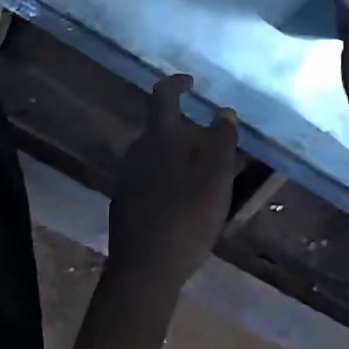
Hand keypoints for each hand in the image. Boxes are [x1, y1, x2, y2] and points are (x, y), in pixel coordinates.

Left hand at [108, 74, 238, 286]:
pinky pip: (150, 174)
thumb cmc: (186, 214)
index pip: (163, 94)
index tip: (191, 83)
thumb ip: (222, 140)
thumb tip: (224, 112)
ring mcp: (127, 172)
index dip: (177, 83)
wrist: (144, 265)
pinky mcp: (124, 197)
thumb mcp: (216, 176)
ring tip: (205, 177)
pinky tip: (184, 200)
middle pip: (163, 126)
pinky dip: (169, 176)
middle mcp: (138, 145)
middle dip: (188, 131)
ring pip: (158, 152)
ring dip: (180, 156)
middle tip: (215, 147)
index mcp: (159, 133)